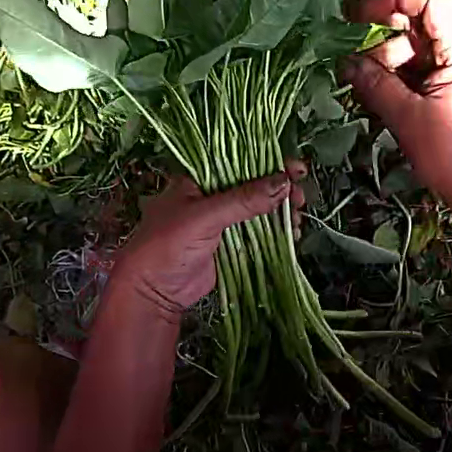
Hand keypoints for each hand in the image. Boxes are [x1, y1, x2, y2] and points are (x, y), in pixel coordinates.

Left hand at [110, 166, 306, 317]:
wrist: (151, 290)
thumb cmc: (167, 244)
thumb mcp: (205, 216)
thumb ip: (243, 200)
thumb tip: (283, 183)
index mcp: (199, 179)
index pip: (240, 161)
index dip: (269, 163)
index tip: (296, 168)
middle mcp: (212, 196)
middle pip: (255, 186)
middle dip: (280, 190)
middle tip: (300, 198)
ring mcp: (222, 222)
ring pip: (259, 211)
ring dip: (281, 213)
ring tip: (297, 220)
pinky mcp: (229, 245)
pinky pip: (258, 234)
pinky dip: (275, 233)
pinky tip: (291, 235)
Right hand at [342, 0, 451, 211]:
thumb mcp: (407, 119)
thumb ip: (376, 85)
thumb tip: (347, 64)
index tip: (354, 17)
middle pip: (422, 21)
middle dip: (383, 39)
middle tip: (353, 65)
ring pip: (421, 46)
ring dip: (389, 62)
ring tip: (364, 89)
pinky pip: (428, 67)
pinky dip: (402, 77)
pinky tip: (381, 95)